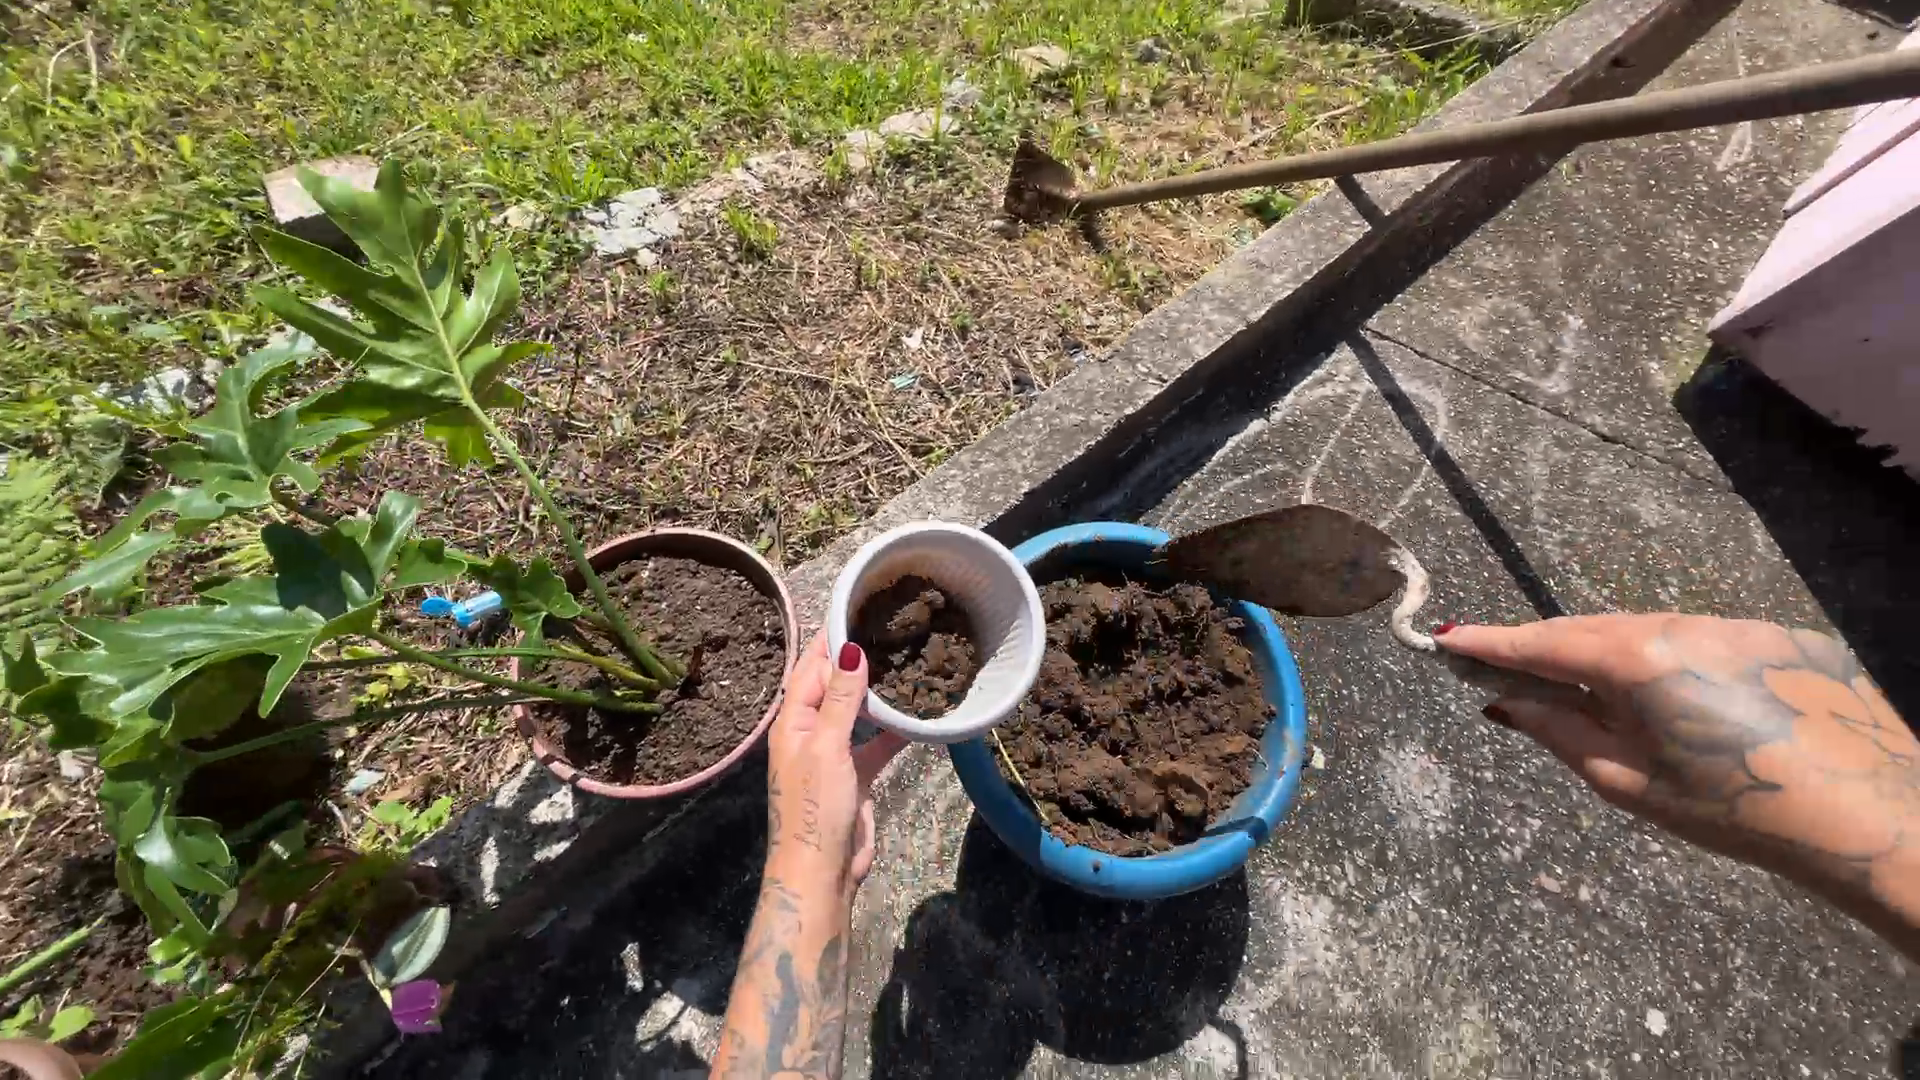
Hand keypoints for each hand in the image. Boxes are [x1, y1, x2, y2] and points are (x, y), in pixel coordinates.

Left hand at [766, 634, 908, 896]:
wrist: (821, 873)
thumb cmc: (816, 807)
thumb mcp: (827, 747)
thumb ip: (840, 700)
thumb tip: (851, 651)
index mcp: (793, 721)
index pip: (811, 669)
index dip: (831, 641)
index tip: (857, 610)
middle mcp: (810, 732)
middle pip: (833, 686)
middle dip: (856, 661)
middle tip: (889, 631)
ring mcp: (833, 754)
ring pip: (856, 713)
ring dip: (876, 693)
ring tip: (904, 663)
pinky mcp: (855, 775)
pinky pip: (876, 743)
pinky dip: (894, 731)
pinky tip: (918, 718)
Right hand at [1438, 614, 1919, 948]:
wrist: (1888, 828)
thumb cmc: (1736, 812)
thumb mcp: (1624, 780)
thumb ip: (1553, 729)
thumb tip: (1501, 702)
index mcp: (1638, 662)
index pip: (1539, 644)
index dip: (1486, 642)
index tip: (1443, 637)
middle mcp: (1682, 625)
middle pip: (1584, 627)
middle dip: (1542, 646)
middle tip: (1506, 668)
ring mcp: (1735, 624)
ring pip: (1638, 626)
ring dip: (1601, 649)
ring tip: (1594, 690)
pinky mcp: (1779, 634)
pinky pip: (1693, 633)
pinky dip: (1660, 654)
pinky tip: (1673, 695)